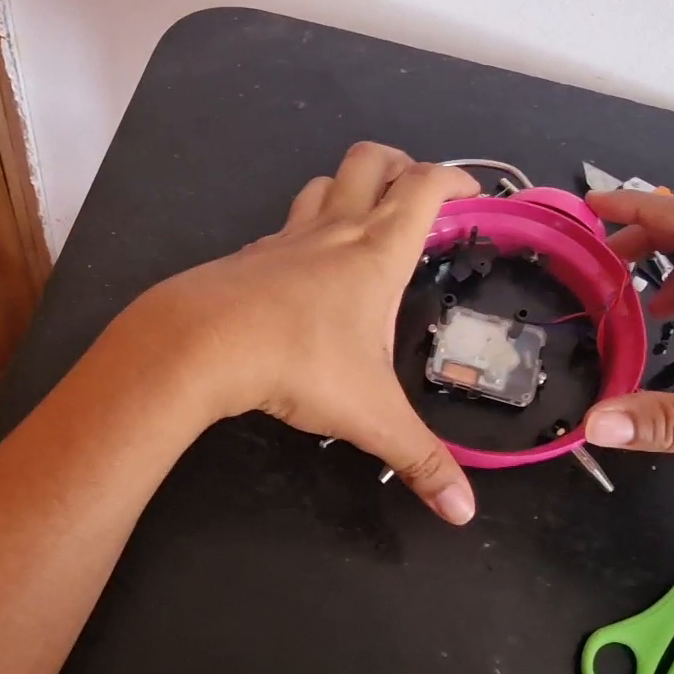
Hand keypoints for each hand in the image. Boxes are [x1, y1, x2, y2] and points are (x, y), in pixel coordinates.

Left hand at [126, 143, 482, 523]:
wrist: (200, 342)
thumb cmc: (298, 363)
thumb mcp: (370, 416)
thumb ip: (420, 460)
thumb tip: (464, 512)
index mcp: (376, 252)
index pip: (425, 188)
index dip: (456, 179)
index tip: (474, 194)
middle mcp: (334, 230)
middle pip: (369, 160)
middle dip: (399, 163)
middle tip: (415, 193)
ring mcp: (287, 237)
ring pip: (323, 184)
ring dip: (349, 188)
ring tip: (364, 219)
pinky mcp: (251, 255)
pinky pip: (285, 226)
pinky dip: (305, 230)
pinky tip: (304, 269)